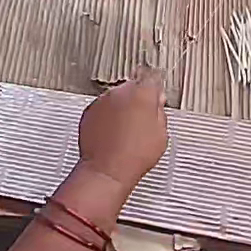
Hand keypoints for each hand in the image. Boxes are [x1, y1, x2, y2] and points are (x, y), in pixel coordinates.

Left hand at [75, 68, 167, 190]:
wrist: (107, 170)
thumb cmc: (134, 155)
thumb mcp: (161, 134)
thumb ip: (160, 112)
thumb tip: (157, 105)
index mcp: (142, 94)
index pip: (152, 80)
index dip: (156, 91)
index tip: (157, 98)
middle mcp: (120, 92)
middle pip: (133, 87)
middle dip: (137, 99)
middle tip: (141, 119)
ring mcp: (103, 101)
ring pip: (116, 97)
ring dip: (121, 107)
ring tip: (126, 129)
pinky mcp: (89, 111)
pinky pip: (102, 108)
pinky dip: (107, 116)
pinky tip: (113, 133)